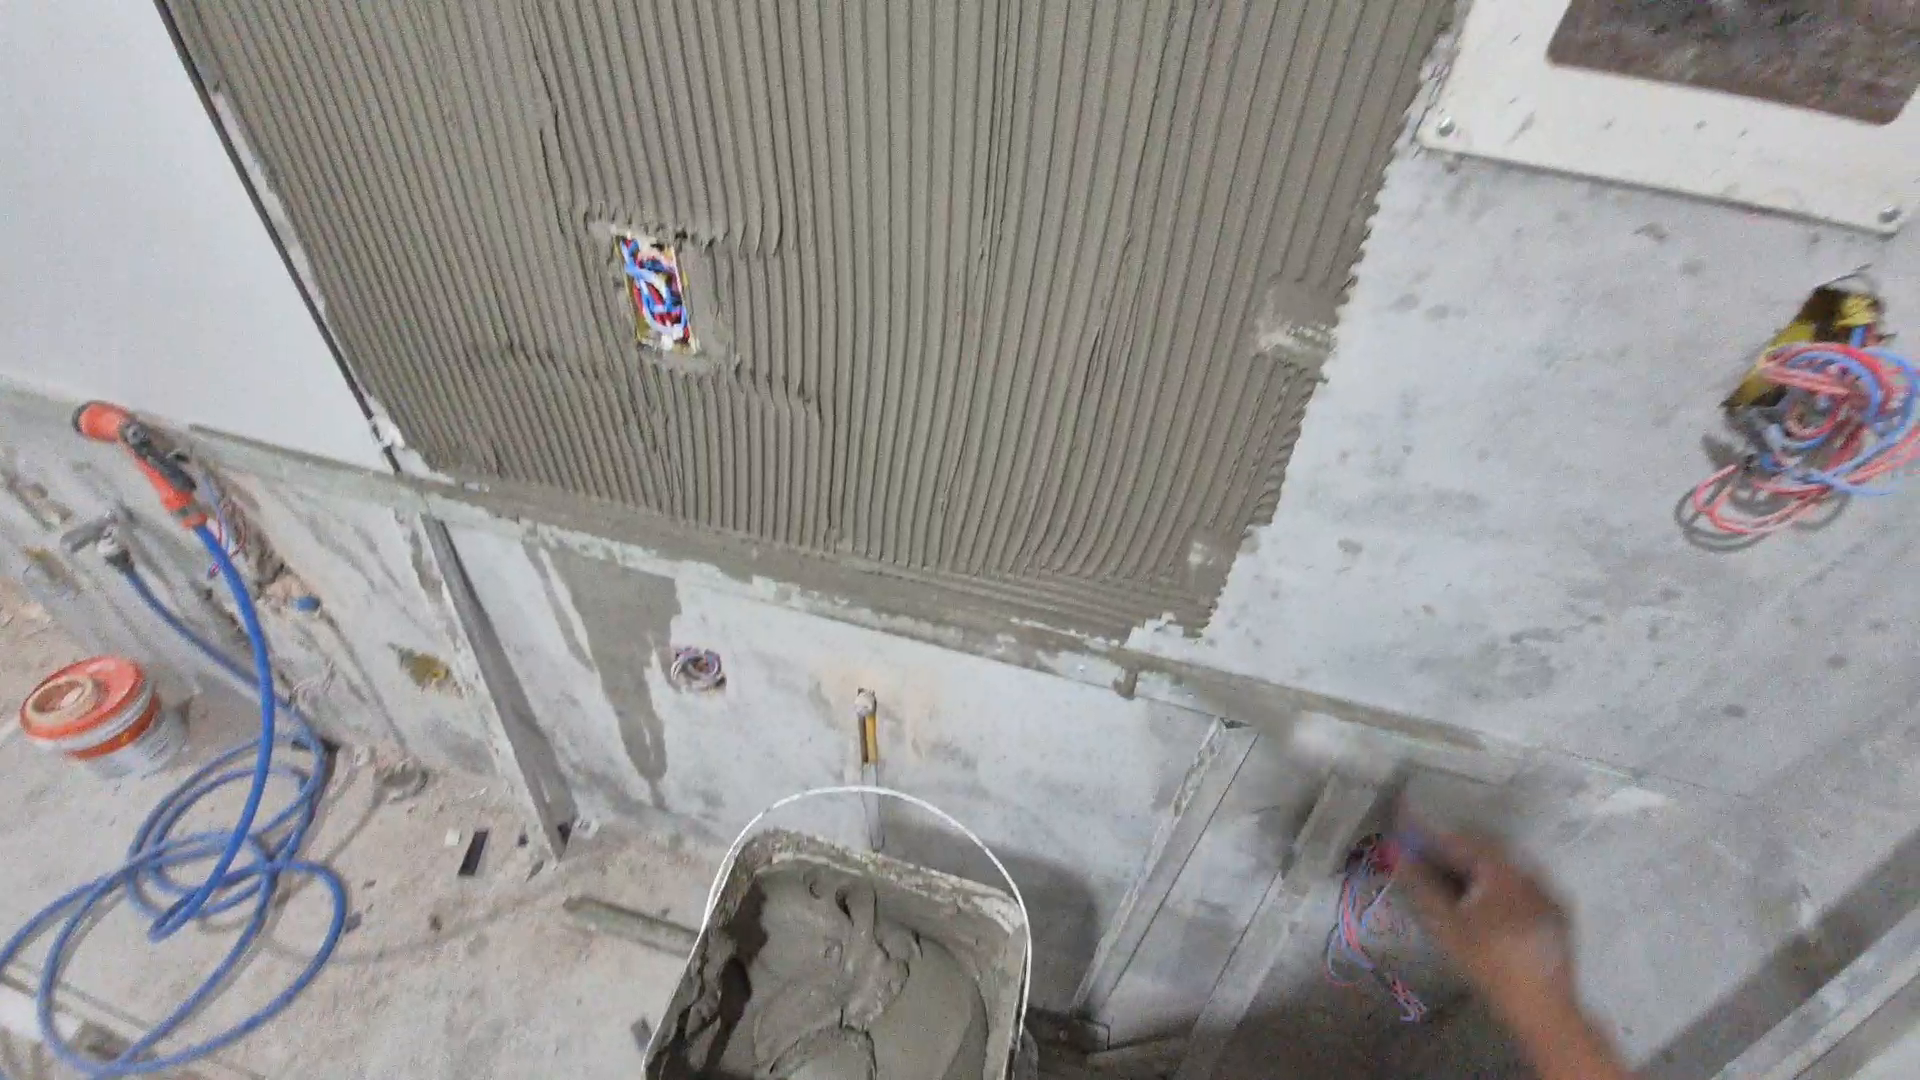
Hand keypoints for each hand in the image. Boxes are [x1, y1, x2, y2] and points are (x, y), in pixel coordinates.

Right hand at [1400, 828, 1575, 1019]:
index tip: (1403, 830)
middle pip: (1482, 849)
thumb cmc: (1489, 963)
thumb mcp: (1446, 924)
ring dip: (1470, 865)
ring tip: (1445, 876)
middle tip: (1421, 855)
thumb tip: (1394, 850)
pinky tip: (1476, 899)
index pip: (1459, 840)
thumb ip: (1419, 882)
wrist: (1544, 1013)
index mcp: (1504, 873)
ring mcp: (1547, 895)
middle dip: (1449, 849)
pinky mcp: (1555, 915)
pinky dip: (1491, 881)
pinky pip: (1517, 884)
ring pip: (1500, 867)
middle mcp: (1530, 875)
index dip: (1428, 834)